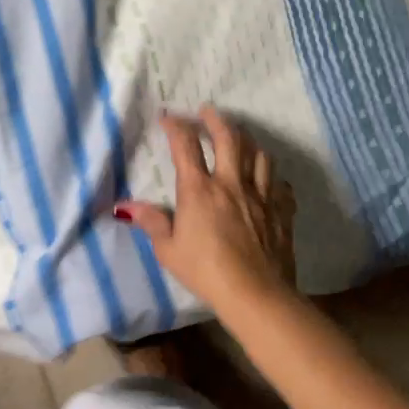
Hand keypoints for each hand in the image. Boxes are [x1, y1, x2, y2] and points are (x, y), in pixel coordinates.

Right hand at [116, 105, 297, 310]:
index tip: (167, 117)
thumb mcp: (168, 249)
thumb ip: (151, 222)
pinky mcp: (282, 214)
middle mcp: (230, 184)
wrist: (256, 296)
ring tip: (240, 140)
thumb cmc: (205, 271)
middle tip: (208, 112)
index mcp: (198, 189)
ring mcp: (260, 197)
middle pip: (229, 139)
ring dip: (248, 143)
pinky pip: (281, 186)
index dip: (175, 126)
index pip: (185, 145)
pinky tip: (268, 181)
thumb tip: (127, 207)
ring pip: (260, 156)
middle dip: (216, 120)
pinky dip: (272, 177)